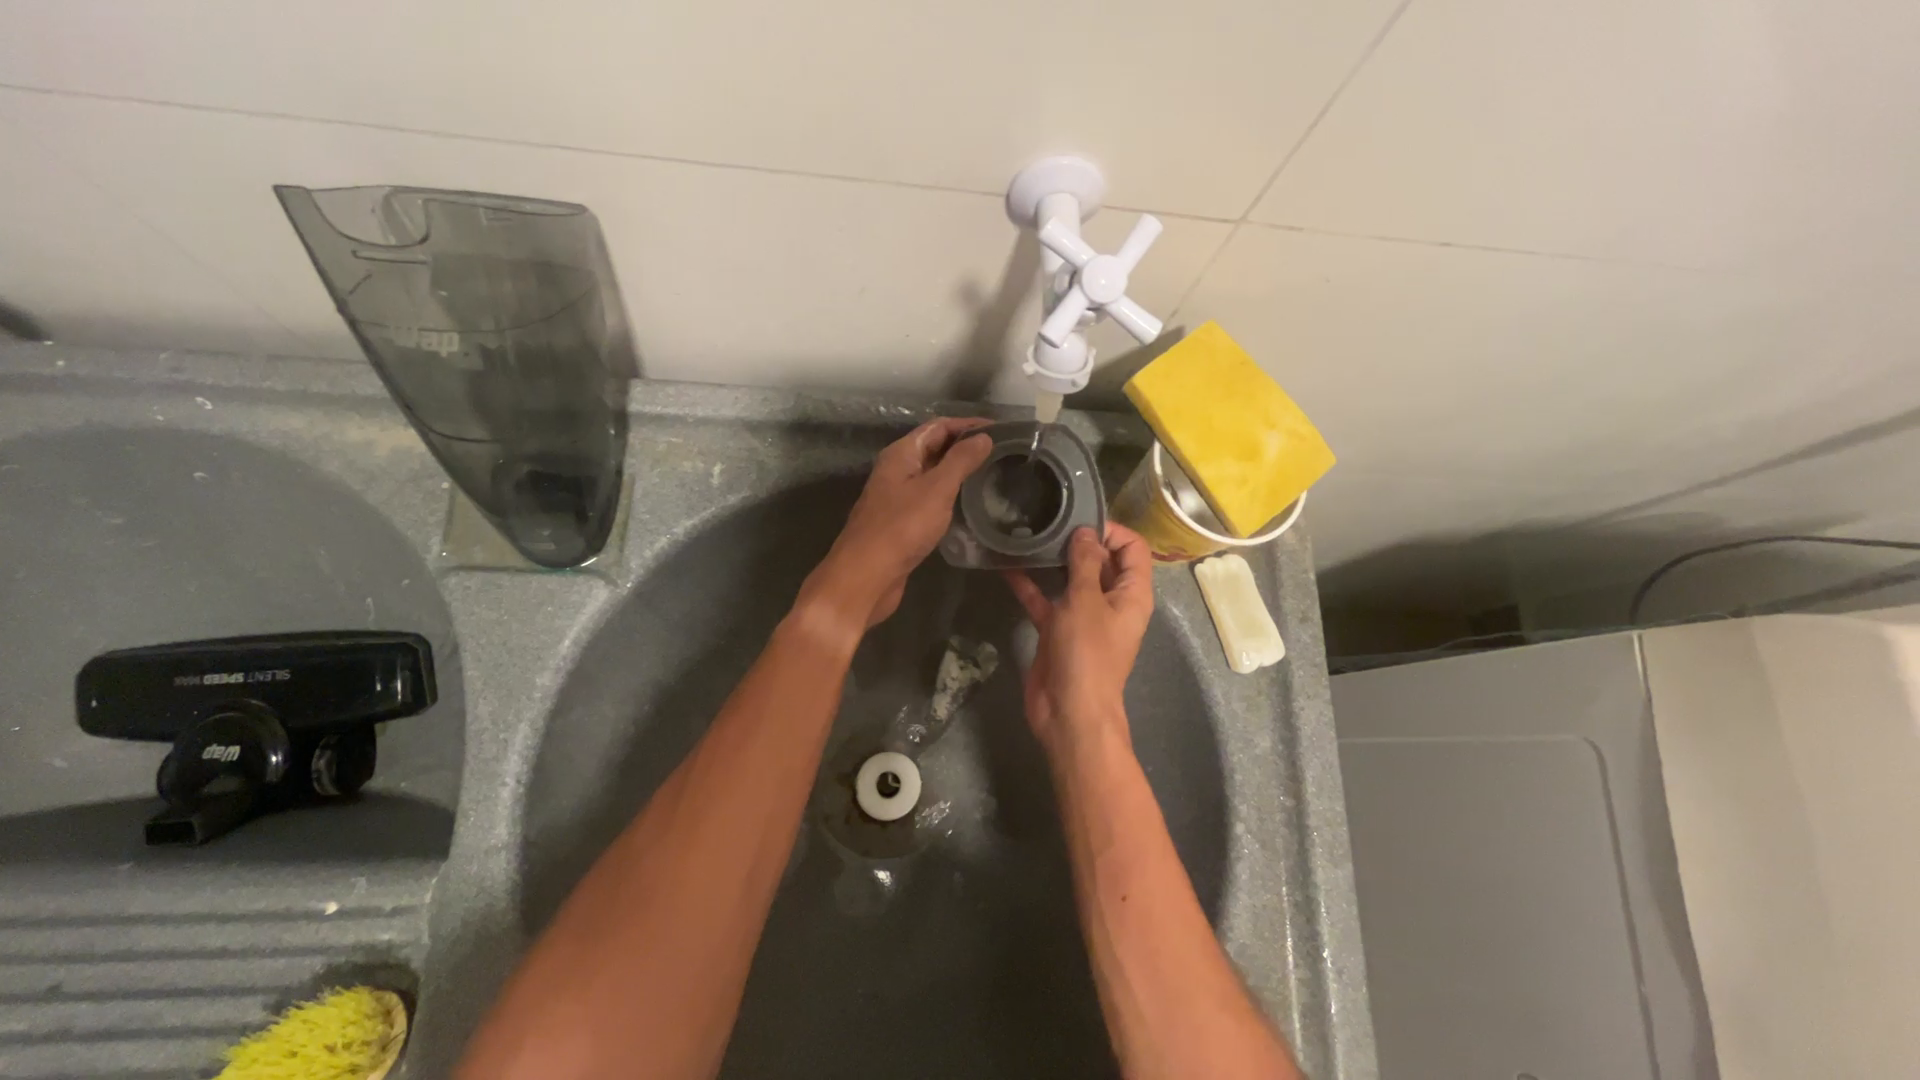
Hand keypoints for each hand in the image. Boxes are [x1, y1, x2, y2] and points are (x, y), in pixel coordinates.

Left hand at [808, 416, 993, 629]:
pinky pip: (930, 500)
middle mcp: (897, 470)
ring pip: (933, 476)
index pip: (938, 427)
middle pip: (935, 448)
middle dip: (966, 448)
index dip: (969, 425)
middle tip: (1004, 454)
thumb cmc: (901, 528)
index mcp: (901, 454)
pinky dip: (951, 497)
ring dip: (960, 473)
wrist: (867, 575)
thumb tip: (984, 437)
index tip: (1003, 431)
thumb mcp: (936, 489)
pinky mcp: (902, 522)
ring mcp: (897, 497)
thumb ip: (961, 461)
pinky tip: (971, 507)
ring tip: (994, 477)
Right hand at [1003, 524, 1154, 756]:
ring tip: (1028, 534)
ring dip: (1052, 560)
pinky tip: (1007, 566)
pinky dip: (1030, 586)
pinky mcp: (1058, 630)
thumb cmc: (1087, 654)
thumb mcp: (1086, 601)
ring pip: (1071, 579)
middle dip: (1078, 540)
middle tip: (1048, 519)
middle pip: (1101, 560)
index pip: (1132, 549)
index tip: (1080, 519)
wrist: (1069, 712)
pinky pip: (1046, 600)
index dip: (1111, 530)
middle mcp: (1111, 602)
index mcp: (1132, 594)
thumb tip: (1085, 531)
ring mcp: (1084, 617)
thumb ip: (1085, 563)